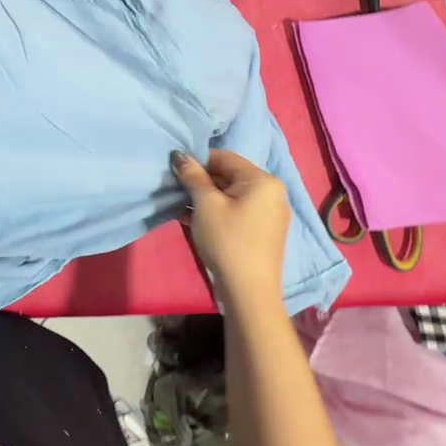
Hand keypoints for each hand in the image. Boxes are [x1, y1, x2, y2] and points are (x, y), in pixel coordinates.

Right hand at [172, 148, 289, 307]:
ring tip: (178, 203)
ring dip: (203, 196)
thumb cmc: (227, 239)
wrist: (248, 291)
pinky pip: (234, 210)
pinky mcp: (261, 230)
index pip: (224, 157)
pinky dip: (214, 210)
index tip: (174, 169)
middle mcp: (271, 192)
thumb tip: (180, 155)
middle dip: (199, 180)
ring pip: (229, 194)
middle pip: (228, 175)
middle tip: (173, 187)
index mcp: (263, 181)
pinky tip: (189, 217)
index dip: (197, 160)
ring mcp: (268, 213)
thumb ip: (192, 175)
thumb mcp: (206, 204)